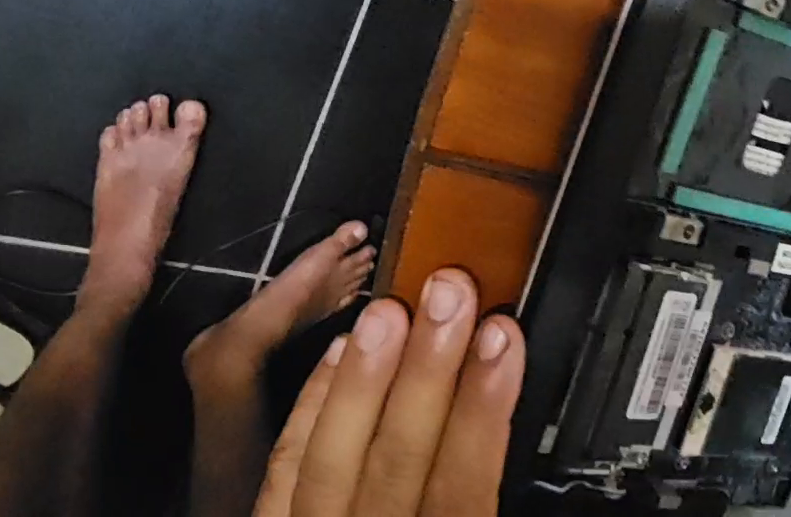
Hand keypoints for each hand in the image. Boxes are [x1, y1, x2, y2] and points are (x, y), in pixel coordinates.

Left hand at [253, 268, 525, 516]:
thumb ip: (489, 505)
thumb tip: (511, 427)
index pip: (457, 497)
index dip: (481, 413)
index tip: (502, 338)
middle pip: (390, 469)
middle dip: (424, 373)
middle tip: (448, 294)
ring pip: (325, 466)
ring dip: (360, 380)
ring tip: (389, 309)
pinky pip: (279, 479)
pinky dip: (308, 411)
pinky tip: (335, 352)